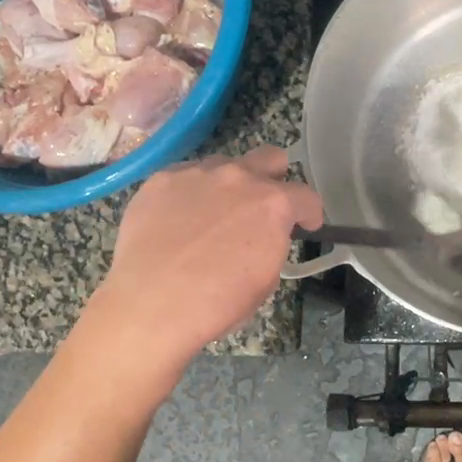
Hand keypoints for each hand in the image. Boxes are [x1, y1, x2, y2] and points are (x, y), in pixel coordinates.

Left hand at [92, 145, 322, 361]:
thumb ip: (273, 242)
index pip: (306, 196)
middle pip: (270, 157)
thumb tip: (265, 234)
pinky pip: (185, 176)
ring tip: (212, 216)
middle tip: (263, 206)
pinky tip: (179, 220)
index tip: (305, 226)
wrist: (151, 303)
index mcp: (273, 204)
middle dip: (274, 179)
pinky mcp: (161, 179)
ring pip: (224, 165)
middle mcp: (238, 178)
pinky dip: (191, 193)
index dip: (309, 213)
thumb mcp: (266, 278)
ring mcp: (197, 173)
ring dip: (228, 186)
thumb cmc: (217, 303)